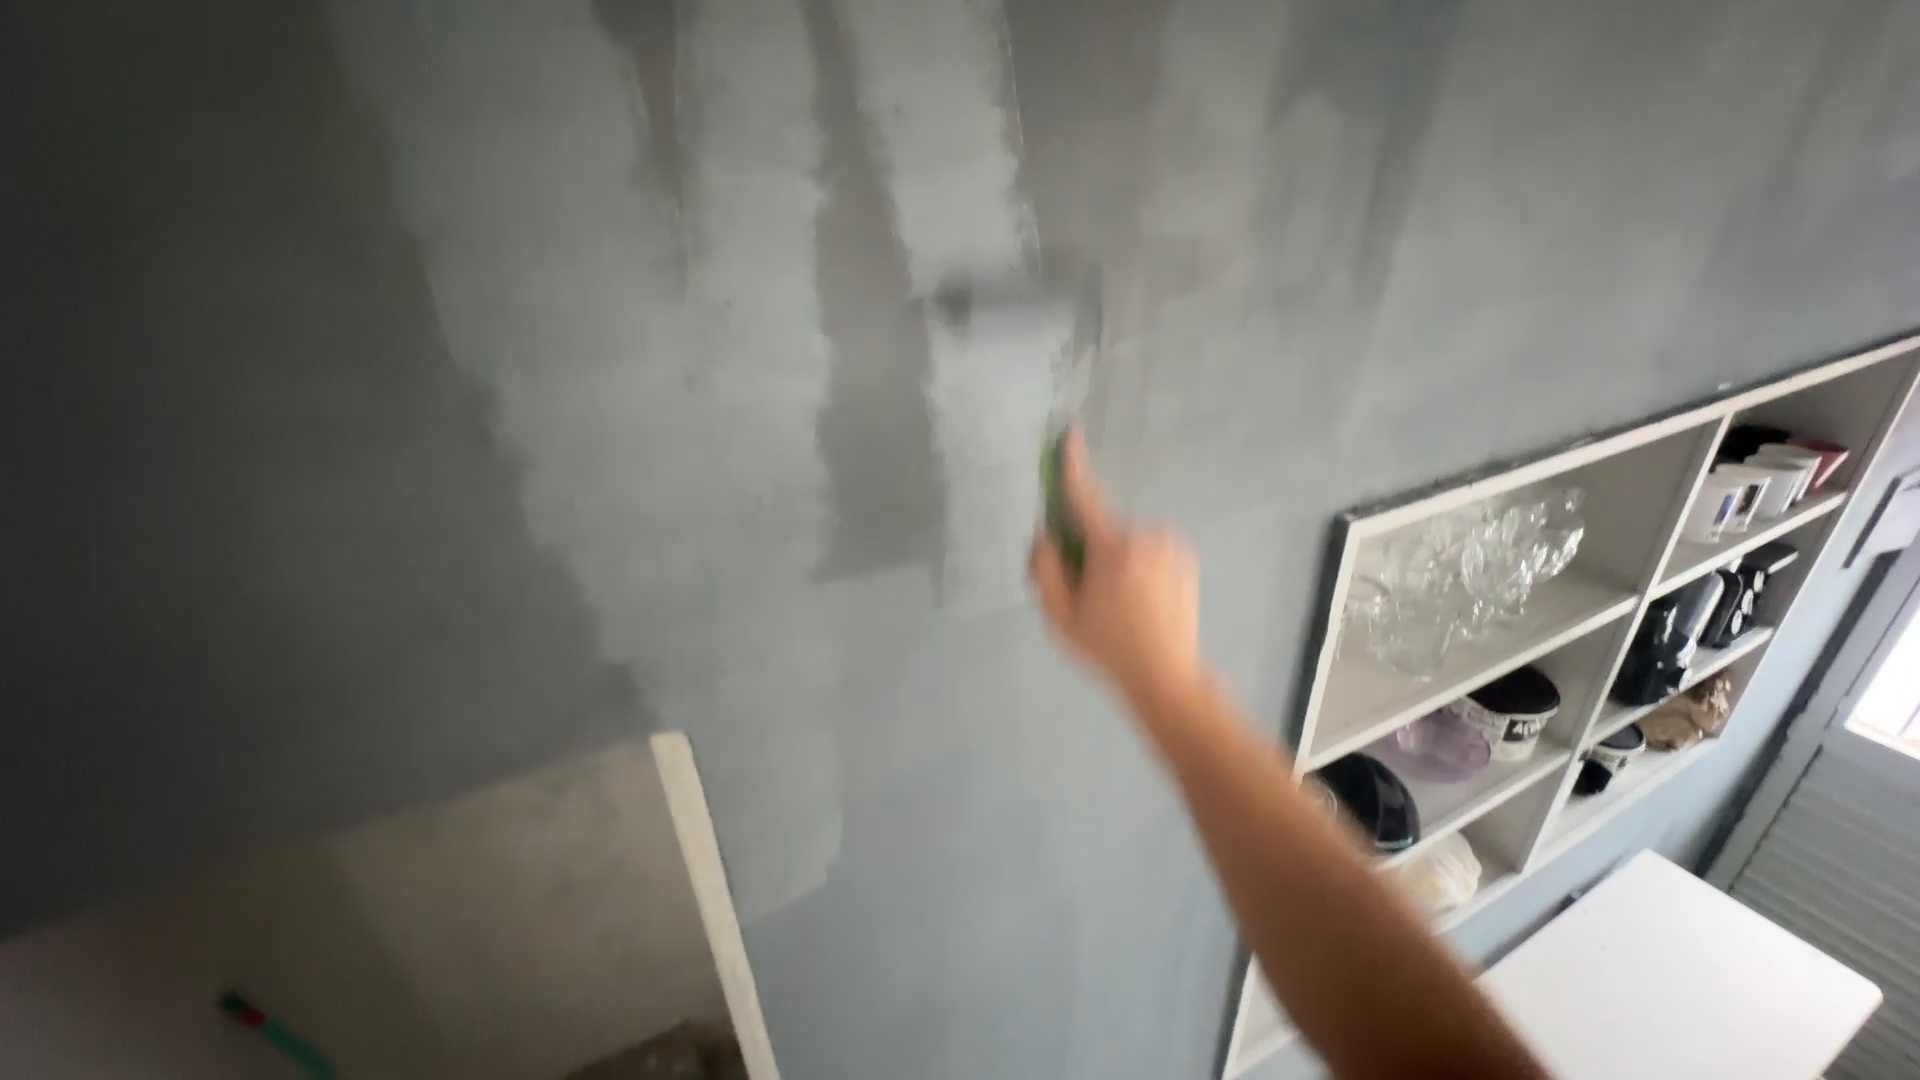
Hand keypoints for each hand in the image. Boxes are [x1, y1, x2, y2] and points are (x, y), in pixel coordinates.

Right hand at [1028, 428, 1201, 708]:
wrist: (1166, 677)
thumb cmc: (1107, 647)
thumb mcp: (1058, 614)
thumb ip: (1043, 566)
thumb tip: (1046, 532)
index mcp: (1112, 548)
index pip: (1083, 498)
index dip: (1071, 464)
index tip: (1069, 432)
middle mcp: (1145, 536)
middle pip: (1101, 528)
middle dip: (1088, 547)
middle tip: (1088, 591)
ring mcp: (1171, 545)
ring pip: (1125, 540)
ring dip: (1114, 558)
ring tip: (1117, 603)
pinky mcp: (1185, 557)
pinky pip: (1147, 549)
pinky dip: (1136, 564)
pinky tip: (1138, 599)